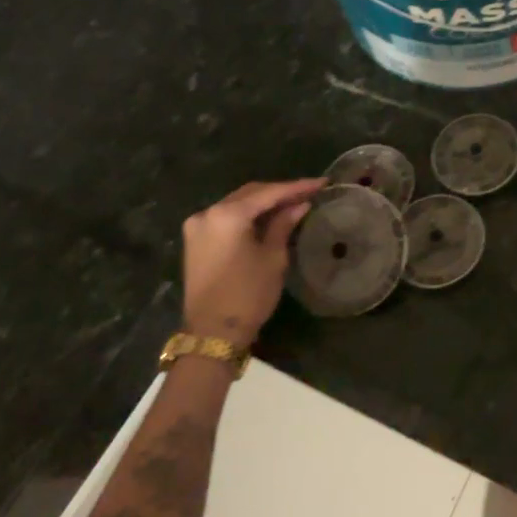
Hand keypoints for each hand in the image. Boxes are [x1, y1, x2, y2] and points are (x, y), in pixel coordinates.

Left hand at [181, 179, 323, 347]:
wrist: (212, 333)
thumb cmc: (248, 295)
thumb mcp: (273, 257)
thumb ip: (284, 224)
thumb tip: (299, 205)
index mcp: (227, 215)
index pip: (268, 193)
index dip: (297, 187)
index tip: (321, 182)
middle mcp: (207, 213)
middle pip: (250, 194)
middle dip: (280, 192)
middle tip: (309, 192)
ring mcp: (197, 226)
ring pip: (237, 204)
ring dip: (263, 203)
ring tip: (293, 202)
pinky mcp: (195, 240)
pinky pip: (226, 218)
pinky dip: (248, 215)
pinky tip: (269, 217)